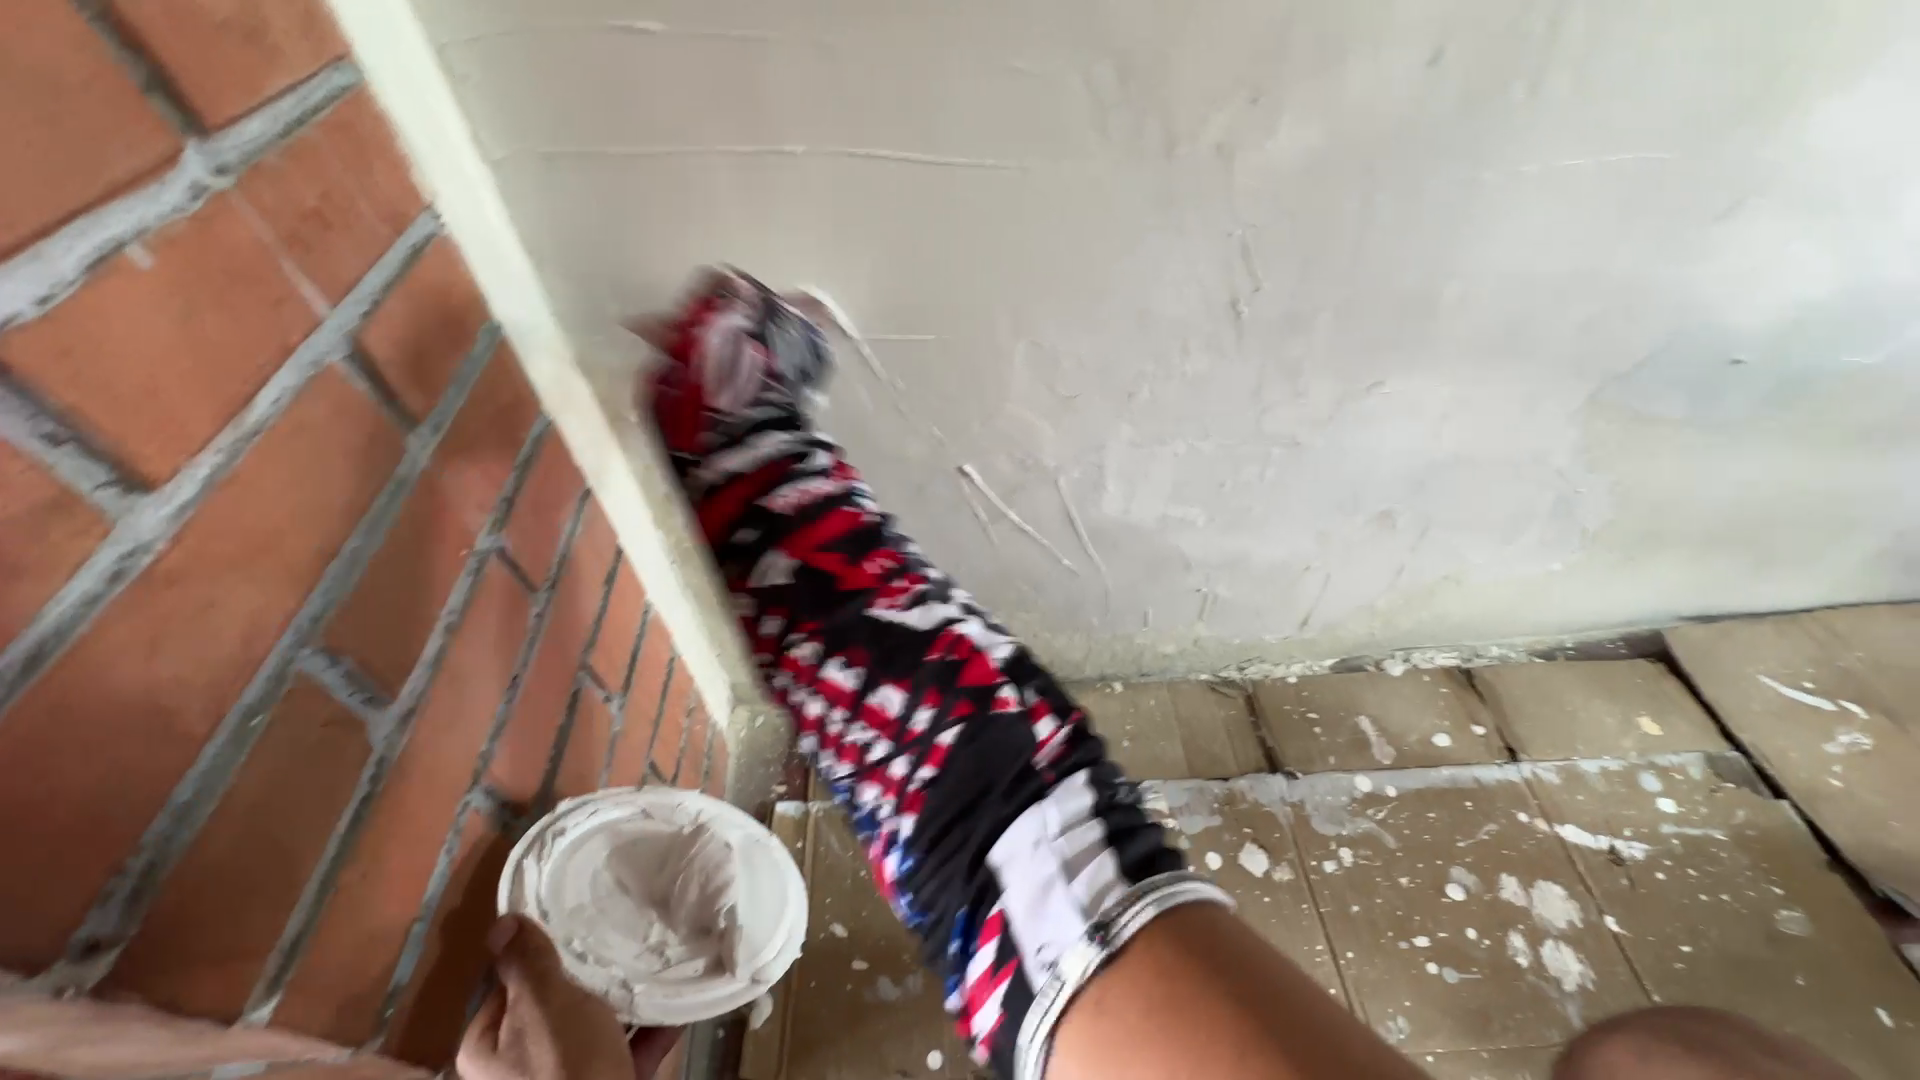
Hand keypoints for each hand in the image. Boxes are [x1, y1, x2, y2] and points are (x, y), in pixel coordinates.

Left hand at [456, 915, 680, 1079]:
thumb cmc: (565, 1064)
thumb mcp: (545, 1003)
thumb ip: (527, 962)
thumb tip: (500, 923)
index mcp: (488, 1048)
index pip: (507, 987)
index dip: (538, 956)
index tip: (574, 928)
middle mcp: (517, 1069)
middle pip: (553, 1008)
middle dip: (588, 978)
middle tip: (618, 941)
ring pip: (594, 1029)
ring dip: (624, 1003)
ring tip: (653, 965)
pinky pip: (627, 1051)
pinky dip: (651, 1031)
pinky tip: (676, 1007)